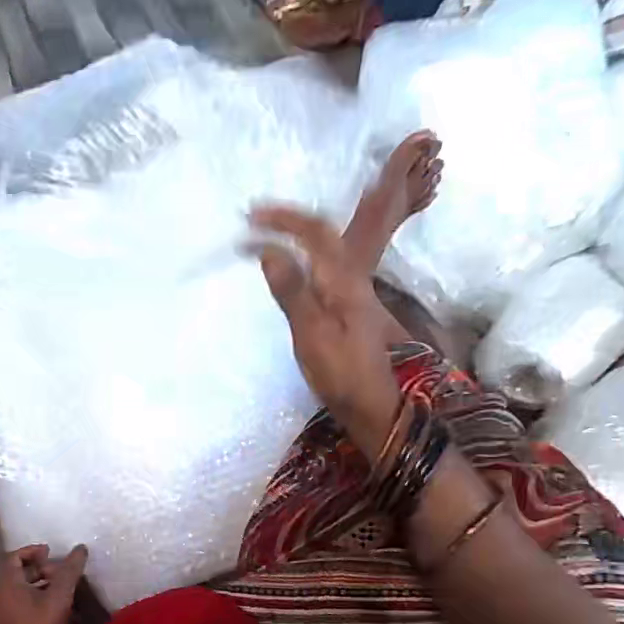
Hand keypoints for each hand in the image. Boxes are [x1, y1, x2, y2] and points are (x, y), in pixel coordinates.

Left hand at [0, 544, 87, 623]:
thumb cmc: (40, 623)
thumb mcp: (59, 594)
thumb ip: (70, 570)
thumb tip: (81, 548)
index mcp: (8, 582)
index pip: (15, 556)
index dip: (33, 550)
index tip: (50, 552)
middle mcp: (1, 594)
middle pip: (19, 573)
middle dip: (40, 569)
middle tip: (60, 571)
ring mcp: (4, 612)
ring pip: (22, 590)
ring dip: (40, 585)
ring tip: (61, 589)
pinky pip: (22, 605)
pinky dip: (37, 599)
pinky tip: (54, 607)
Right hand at [251, 205, 403, 458]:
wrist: (372, 405)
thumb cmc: (342, 374)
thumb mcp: (312, 334)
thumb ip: (293, 292)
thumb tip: (271, 251)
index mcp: (343, 281)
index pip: (314, 233)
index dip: (284, 219)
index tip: (251, 217)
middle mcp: (351, 279)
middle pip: (322, 236)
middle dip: (288, 222)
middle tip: (254, 220)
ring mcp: (351, 294)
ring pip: (324, 252)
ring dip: (296, 238)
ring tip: (266, 237)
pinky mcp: (346, 309)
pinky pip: (322, 270)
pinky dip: (301, 260)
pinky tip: (289, 269)